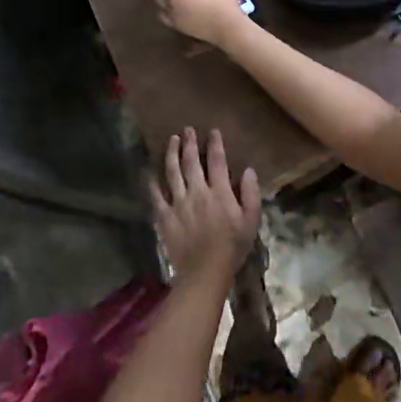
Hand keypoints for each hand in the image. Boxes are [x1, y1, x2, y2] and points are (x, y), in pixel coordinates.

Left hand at [150, 127, 259, 284]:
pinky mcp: (165, 215)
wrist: (205, 271)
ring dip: (172, 153)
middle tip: (187, 130)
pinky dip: (152, 181)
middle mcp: (197, 191)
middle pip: (191, 161)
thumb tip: (249, 171)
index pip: (217, 161)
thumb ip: (250, 194)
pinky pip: (156, 194)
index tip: (212, 132)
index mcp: (219, 192)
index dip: (215, 144)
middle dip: (190, 143)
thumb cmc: (232, 247)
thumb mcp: (251, 221)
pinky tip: (150, 171)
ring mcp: (178, 202)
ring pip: (172, 171)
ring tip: (172, 141)